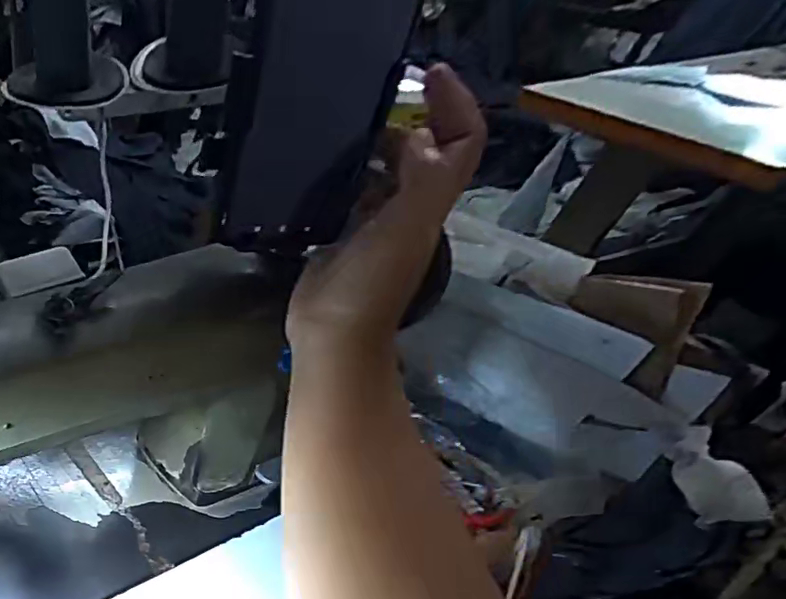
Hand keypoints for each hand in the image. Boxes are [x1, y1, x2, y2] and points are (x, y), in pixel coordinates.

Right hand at [287, 63, 485, 352]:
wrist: (331, 337)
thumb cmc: (370, 286)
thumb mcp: (407, 225)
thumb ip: (422, 174)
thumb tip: (413, 137)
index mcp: (428, 205)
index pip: (462, 143)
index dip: (454, 103)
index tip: (427, 75)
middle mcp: (406, 212)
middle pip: (422, 154)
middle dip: (409, 119)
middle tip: (377, 101)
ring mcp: (372, 229)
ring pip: (384, 175)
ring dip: (372, 148)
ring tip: (347, 131)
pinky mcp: (340, 242)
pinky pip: (349, 199)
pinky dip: (342, 179)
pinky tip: (324, 174)